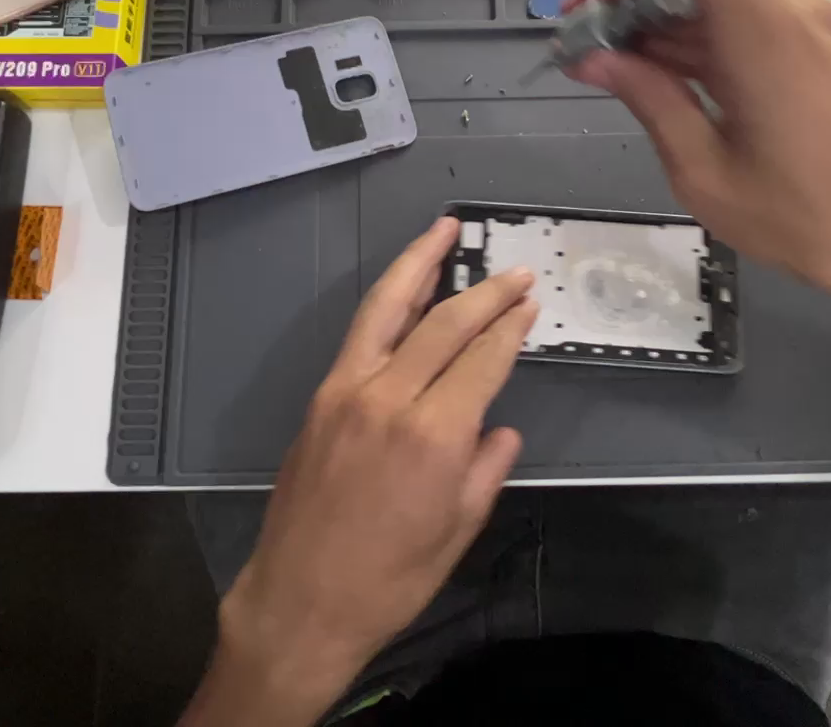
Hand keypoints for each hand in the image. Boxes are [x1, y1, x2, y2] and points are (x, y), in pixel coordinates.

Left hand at [181, 217, 536, 725]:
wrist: (300, 600)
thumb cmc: (390, 579)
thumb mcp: (458, 529)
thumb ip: (486, 467)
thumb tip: (500, 426)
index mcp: (434, 436)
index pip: (482, 360)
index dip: (510, 328)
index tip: (529, 303)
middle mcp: (390, 398)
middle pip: (445, 324)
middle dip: (485, 293)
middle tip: (515, 272)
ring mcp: (348, 388)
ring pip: (389, 306)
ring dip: (420, 261)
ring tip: (444, 229)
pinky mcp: (323, 392)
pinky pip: (363, 331)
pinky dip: (389, 298)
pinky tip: (406, 285)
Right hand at [565, 0, 830, 317]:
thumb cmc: (797, 218)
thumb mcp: (702, 170)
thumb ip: (649, 100)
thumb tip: (593, 60)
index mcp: (763, 32)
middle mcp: (789, 11)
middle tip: (585, 36)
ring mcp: (806, 28)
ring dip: (657, 16)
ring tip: (609, 62)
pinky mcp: (812, 49)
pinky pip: (740, 20)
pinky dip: (691, 36)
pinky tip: (656, 76)